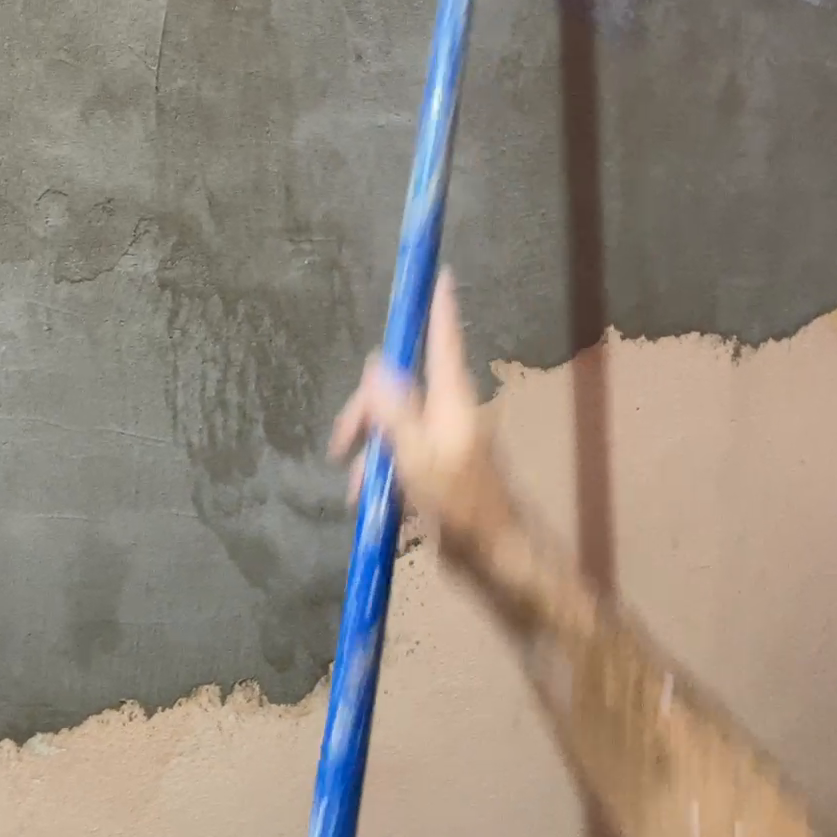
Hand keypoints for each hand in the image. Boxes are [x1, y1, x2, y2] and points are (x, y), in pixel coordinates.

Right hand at [327, 269, 513, 563]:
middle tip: (340, 445)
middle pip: (400, 391)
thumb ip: (395, 411)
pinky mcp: (439, 473)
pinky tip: (370, 502)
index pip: (443, 341)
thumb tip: (375, 363)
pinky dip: (383, 474)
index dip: (439, 308)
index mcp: (451, 402)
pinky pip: (402, 459)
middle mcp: (448, 415)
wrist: (496, 561)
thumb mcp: (418, 457)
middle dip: (365, 413)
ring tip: (357, 492)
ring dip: (370, 455)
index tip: (441, 275)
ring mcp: (443, 445)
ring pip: (395, 429)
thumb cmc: (461, 506)